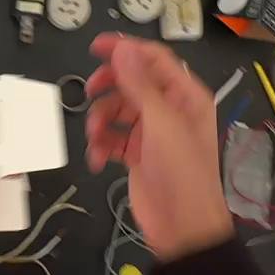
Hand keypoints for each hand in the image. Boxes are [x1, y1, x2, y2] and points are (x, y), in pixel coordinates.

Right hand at [83, 34, 233, 261]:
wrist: (183, 227)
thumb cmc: (181, 171)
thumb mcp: (160, 123)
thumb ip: (139, 83)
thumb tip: (122, 48)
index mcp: (184, 95)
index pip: (153, 59)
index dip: (125, 50)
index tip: (95, 47)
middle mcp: (168, 109)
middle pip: (130, 82)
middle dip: (108, 87)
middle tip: (90, 92)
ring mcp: (151, 132)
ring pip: (116, 110)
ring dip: (100, 120)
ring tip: (95, 136)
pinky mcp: (136, 153)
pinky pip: (112, 137)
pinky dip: (101, 145)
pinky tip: (98, 159)